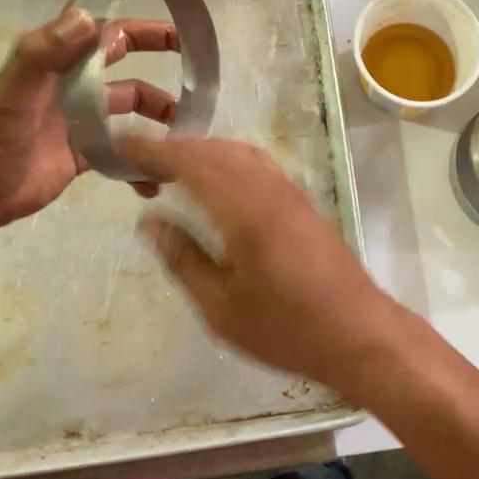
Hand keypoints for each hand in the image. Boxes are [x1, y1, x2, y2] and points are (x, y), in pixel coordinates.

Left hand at [0, 0, 181, 235]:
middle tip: (195, 50)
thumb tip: (88, 18)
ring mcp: (79, 114)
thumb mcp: (12, 94)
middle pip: (122, 46)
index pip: (95, 5)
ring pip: (130, 97)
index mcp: (57, 55)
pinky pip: (123, 146)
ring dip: (160, 105)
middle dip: (158, 40)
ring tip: (188, 122)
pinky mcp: (84, 149)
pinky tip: (157, 178)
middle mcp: (71, 77)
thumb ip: (43, 55)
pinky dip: (142, 160)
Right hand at [119, 136, 419, 392]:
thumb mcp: (220, 307)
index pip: (189, 163)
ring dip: (201, 154)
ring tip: (169, 175)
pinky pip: (256, 165)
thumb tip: (150, 222)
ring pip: (238, 153)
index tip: (119, 146)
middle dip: (173, 150)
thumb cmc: (285, 328)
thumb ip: (183, 258)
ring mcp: (289, 191)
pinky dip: (226, 162)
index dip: (152, 151)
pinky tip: (214, 187)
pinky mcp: (301, 202)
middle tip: (138, 169)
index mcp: (243, 207)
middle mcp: (267, 187)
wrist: (359, 332)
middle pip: (213, 150)